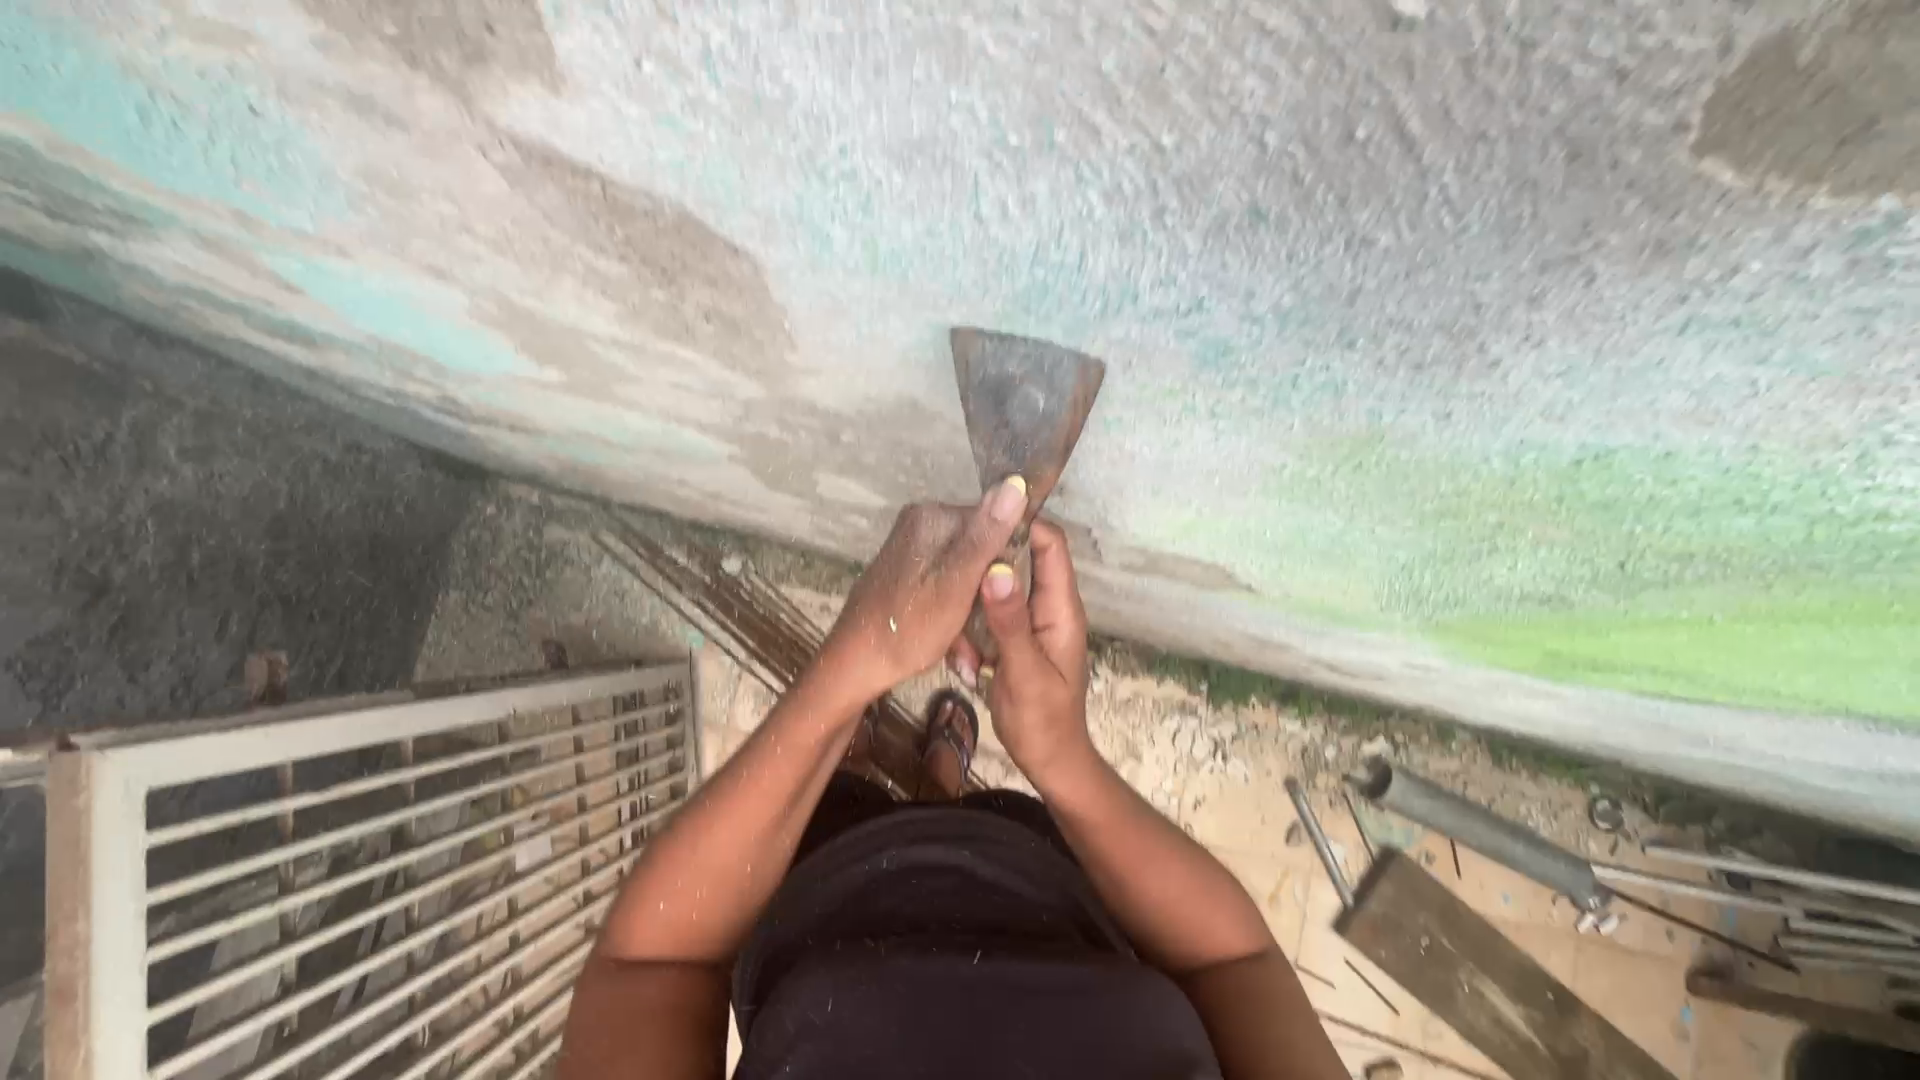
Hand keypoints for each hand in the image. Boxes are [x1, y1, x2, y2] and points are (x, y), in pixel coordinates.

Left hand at [819, 478, 1028, 699]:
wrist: (857, 663)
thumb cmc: (910, 627)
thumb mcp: (957, 583)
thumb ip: (987, 535)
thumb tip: (1017, 483)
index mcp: (934, 516)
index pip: (995, 522)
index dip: (1008, 561)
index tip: (1007, 599)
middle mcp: (922, 522)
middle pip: (980, 545)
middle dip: (989, 585)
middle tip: (986, 626)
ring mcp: (913, 546)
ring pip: (966, 566)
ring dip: (974, 601)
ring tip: (971, 640)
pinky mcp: (909, 569)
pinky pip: (947, 579)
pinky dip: (955, 604)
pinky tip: (956, 634)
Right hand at [963, 521, 1095, 787]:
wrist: (1048, 761)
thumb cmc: (1043, 720)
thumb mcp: (1025, 673)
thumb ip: (1010, 622)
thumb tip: (996, 567)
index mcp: (1061, 607)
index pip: (1050, 544)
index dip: (1021, 524)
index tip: (979, 520)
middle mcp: (1046, 606)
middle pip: (1017, 561)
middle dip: (984, 567)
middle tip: (949, 573)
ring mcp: (1027, 622)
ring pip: (994, 591)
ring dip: (971, 609)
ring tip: (957, 641)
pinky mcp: (1010, 638)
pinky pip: (985, 619)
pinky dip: (969, 633)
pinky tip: (961, 661)